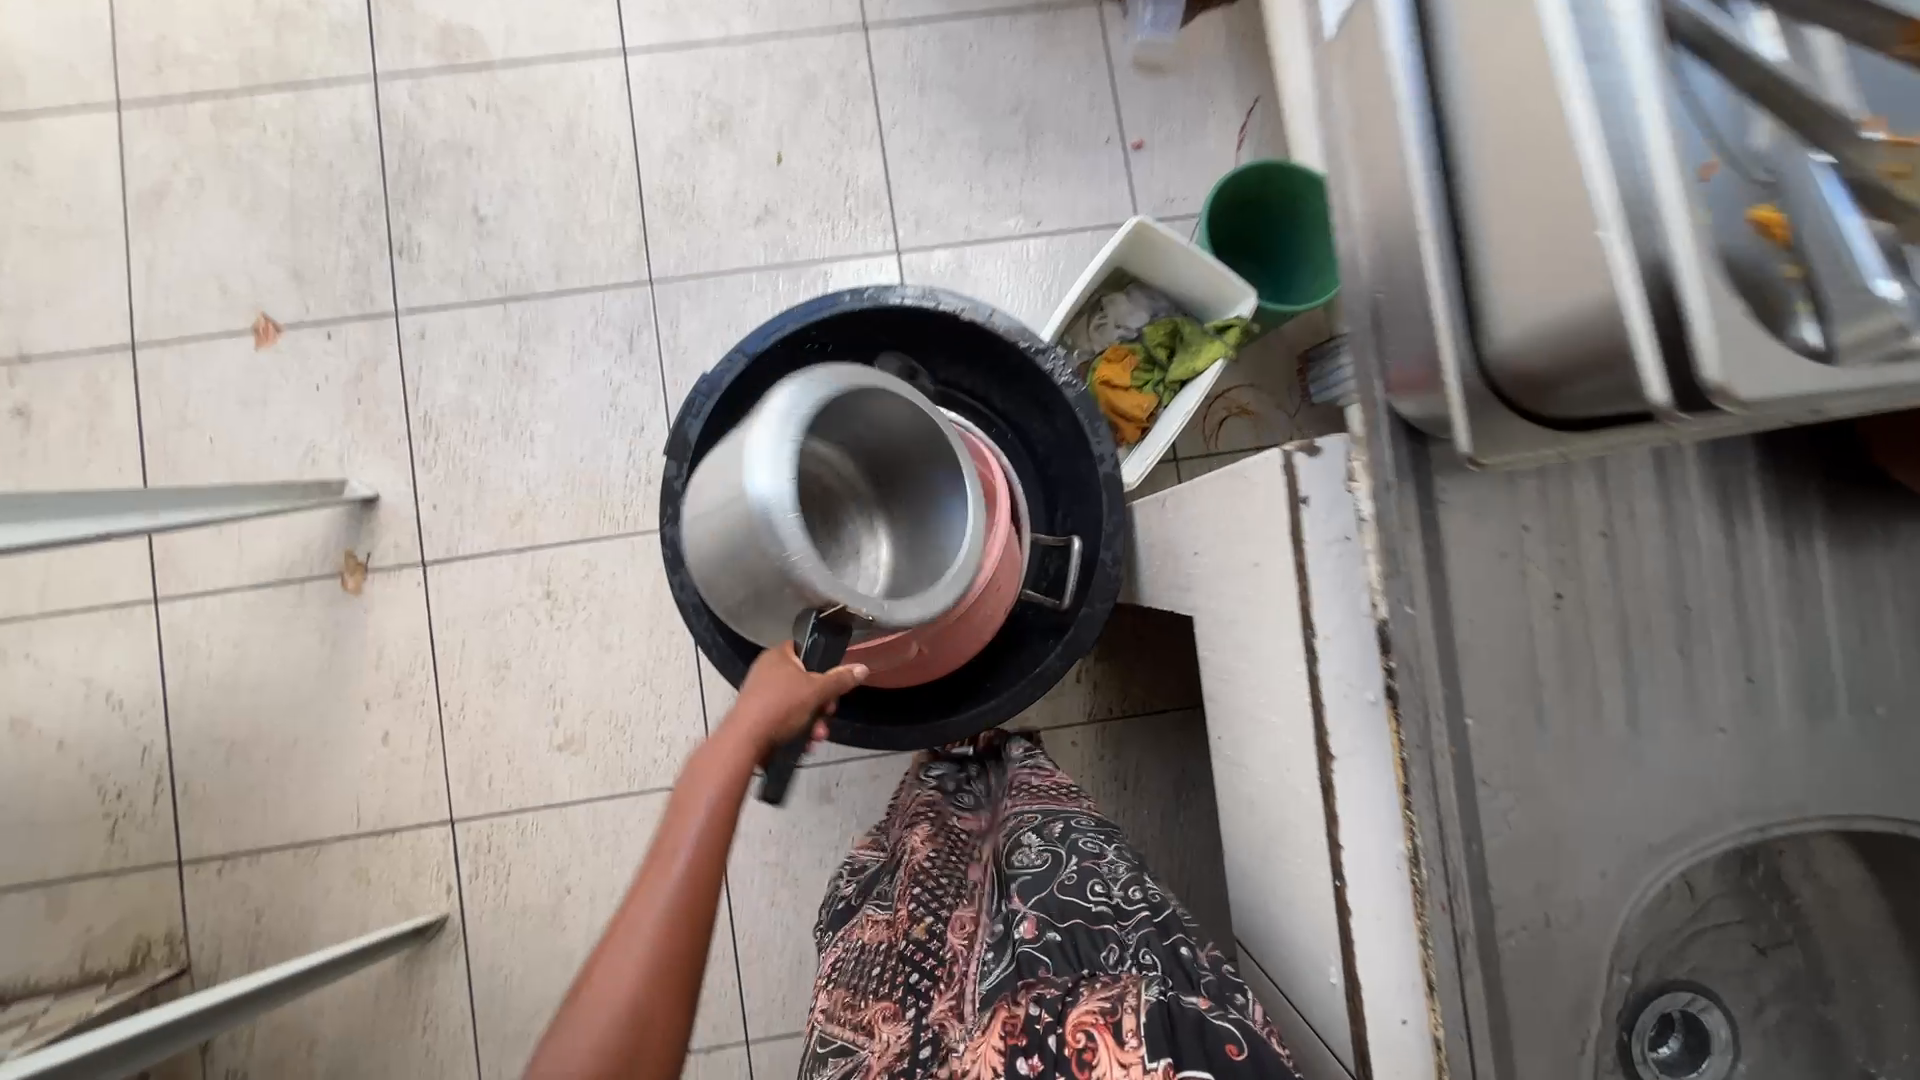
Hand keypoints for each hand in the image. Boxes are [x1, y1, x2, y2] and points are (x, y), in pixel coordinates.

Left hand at [722, 645, 867, 756]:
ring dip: (813, 720)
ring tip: (817, 735)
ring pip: (798, 702)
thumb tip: (863, 668)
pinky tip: (805, 743)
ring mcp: (761, 693)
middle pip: (806, 680)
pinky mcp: (758, 715)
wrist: (745, 741)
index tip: (834, 682)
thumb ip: (840, 679)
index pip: (805, 649)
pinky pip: (785, 717)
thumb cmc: (781, 706)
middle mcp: (767, 670)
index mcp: (778, 655)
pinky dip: (798, 728)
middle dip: (822, 702)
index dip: (823, 664)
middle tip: (828, 713)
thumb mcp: (817, 691)